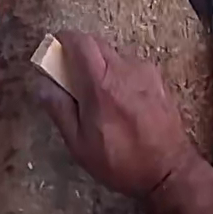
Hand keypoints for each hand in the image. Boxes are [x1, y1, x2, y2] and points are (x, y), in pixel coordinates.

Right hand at [35, 31, 206, 198]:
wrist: (170, 173)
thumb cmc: (120, 161)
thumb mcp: (79, 143)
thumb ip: (58, 108)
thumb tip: (41, 84)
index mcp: (100, 83)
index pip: (79, 41)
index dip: (63, 39)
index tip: (54, 50)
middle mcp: (123, 70)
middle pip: (95, 42)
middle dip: (79, 51)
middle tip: (72, 74)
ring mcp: (143, 72)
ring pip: (113, 53)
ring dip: (100, 63)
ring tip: (98, 91)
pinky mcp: (157, 79)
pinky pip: (130, 65)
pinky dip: (119, 72)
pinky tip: (121, 97)